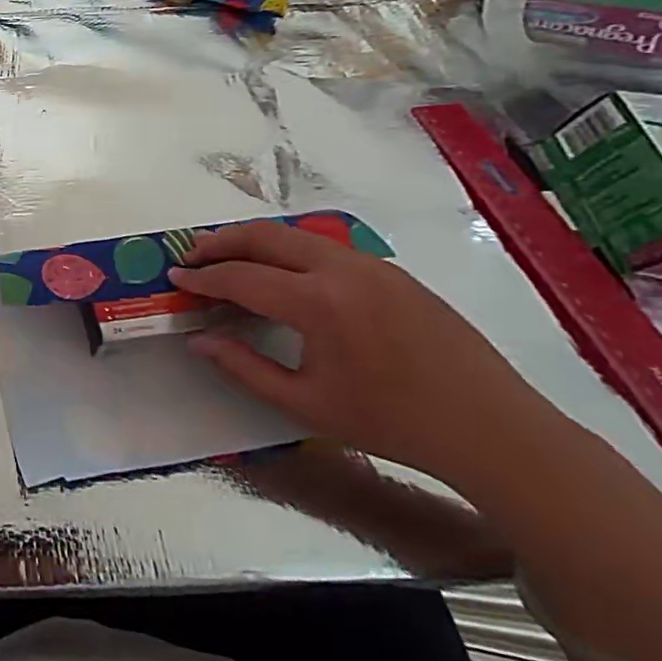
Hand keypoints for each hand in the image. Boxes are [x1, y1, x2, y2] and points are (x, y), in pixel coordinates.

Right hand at [170, 221, 562, 484]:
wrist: (486, 424)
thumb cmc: (390, 422)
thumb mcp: (306, 405)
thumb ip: (244, 367)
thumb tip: (198, 340)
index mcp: (318, 303)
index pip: (242, 277)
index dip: (203, 277)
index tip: (175, 278)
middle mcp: (342, 268)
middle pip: (266, 236)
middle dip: (222, 241)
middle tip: (192, 255)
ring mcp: (371, 263)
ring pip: (297, 236)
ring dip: (257, 242)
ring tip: (229, 259)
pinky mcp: (391, 270)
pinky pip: (326, 248)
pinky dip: (291, 252)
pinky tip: (284, 275)